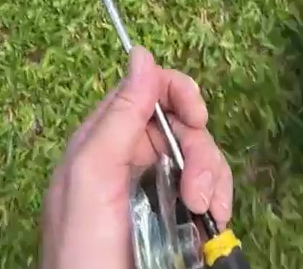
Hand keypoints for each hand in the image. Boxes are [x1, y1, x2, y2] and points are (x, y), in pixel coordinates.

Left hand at [41, 48, 234, 268]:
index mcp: (104, 141)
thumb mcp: (93, 175)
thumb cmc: (83, 249)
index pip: (146, 90)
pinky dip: (218, 202)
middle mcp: (131, 160)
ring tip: (209, 214)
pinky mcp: (176, 220)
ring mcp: (155, 191)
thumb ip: (120, 114)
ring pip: (200, 157)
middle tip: (198, 193)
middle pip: (181, 126)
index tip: (197, 115)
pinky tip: (215, 222)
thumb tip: (142, 52)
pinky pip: (209, 192)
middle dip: (199, 152)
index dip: (176, 93)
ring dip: (213, 179)